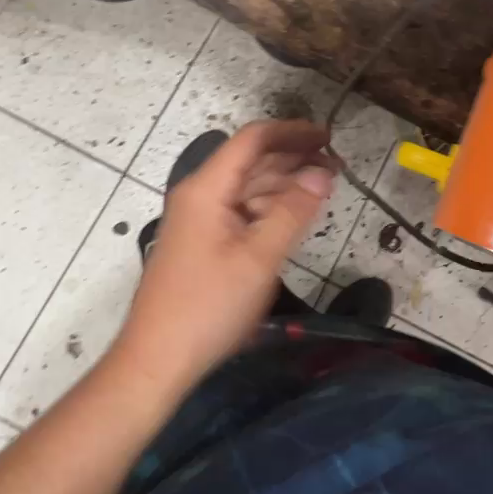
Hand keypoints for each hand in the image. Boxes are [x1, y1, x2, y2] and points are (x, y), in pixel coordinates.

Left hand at [114, 121, 337, 389]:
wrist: (156, 361)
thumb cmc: (208, 307)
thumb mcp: (259, 259)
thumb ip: (293, 211)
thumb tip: (322, 173)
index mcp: (207, 188)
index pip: (253, 139)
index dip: (292, 132)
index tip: (329, 137)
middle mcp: (199, 194)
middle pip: (250, 159)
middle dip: (293, 156)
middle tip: (336, 165)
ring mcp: (198, 218)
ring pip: (246, 185)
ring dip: (284, 181)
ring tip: (323, 187)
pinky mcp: (202, 241)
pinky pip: (240, 208)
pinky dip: (269, 205)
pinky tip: (294, 215)